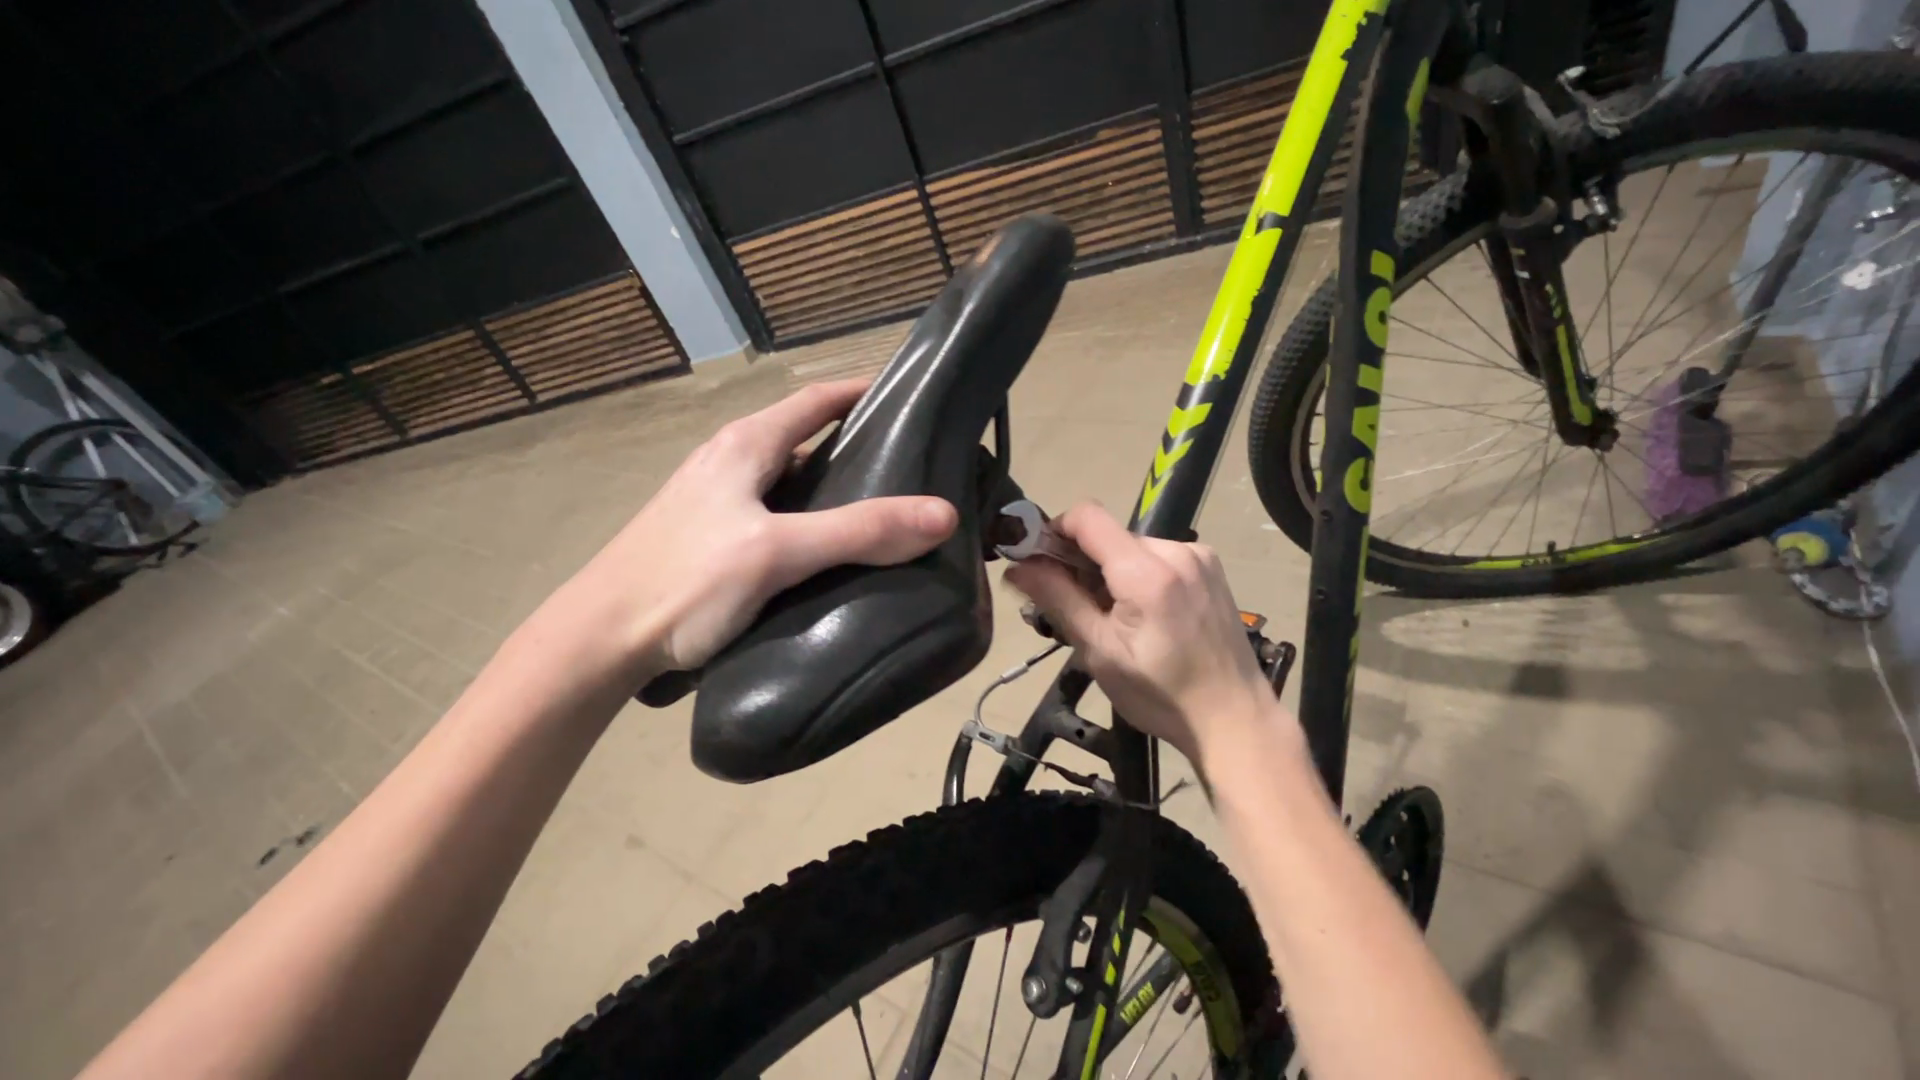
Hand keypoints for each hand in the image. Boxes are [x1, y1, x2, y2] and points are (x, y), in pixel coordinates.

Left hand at [553, 379, 957, 681]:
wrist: (600, 639)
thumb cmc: (685, 582)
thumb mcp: (777, 552)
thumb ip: (858, 532)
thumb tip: (943, 514)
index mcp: (746, 444)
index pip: (818, 398)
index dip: (866, 393)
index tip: (917, 405)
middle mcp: (730, 460)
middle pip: (808, 440)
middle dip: (859, 449)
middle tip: (916, 474)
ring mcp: (716, 500)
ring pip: (791, 482)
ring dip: (833, 491)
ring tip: (885, 518)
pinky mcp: (710, 538)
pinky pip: (775, 516)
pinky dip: (809, 523)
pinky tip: (829, 556)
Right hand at [1004, 503, 1295, 763]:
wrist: (1233, 718)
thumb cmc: (1161, 694)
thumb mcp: (1099, 651)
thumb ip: (1057, 599)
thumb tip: (1016, 567)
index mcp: (1146, 571)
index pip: (1086, 516)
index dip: (1054, 532)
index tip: (1042, 566)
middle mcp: (1176, 550)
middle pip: (1109, 535)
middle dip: (1082, 563)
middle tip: (1075, 608)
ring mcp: (1199, 557)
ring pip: (1133, 548)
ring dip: (1111, 573)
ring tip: (1113, 619)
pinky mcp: (1211, 569)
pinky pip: (1159, 558)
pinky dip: (1139, 576)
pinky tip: (1143, 616)